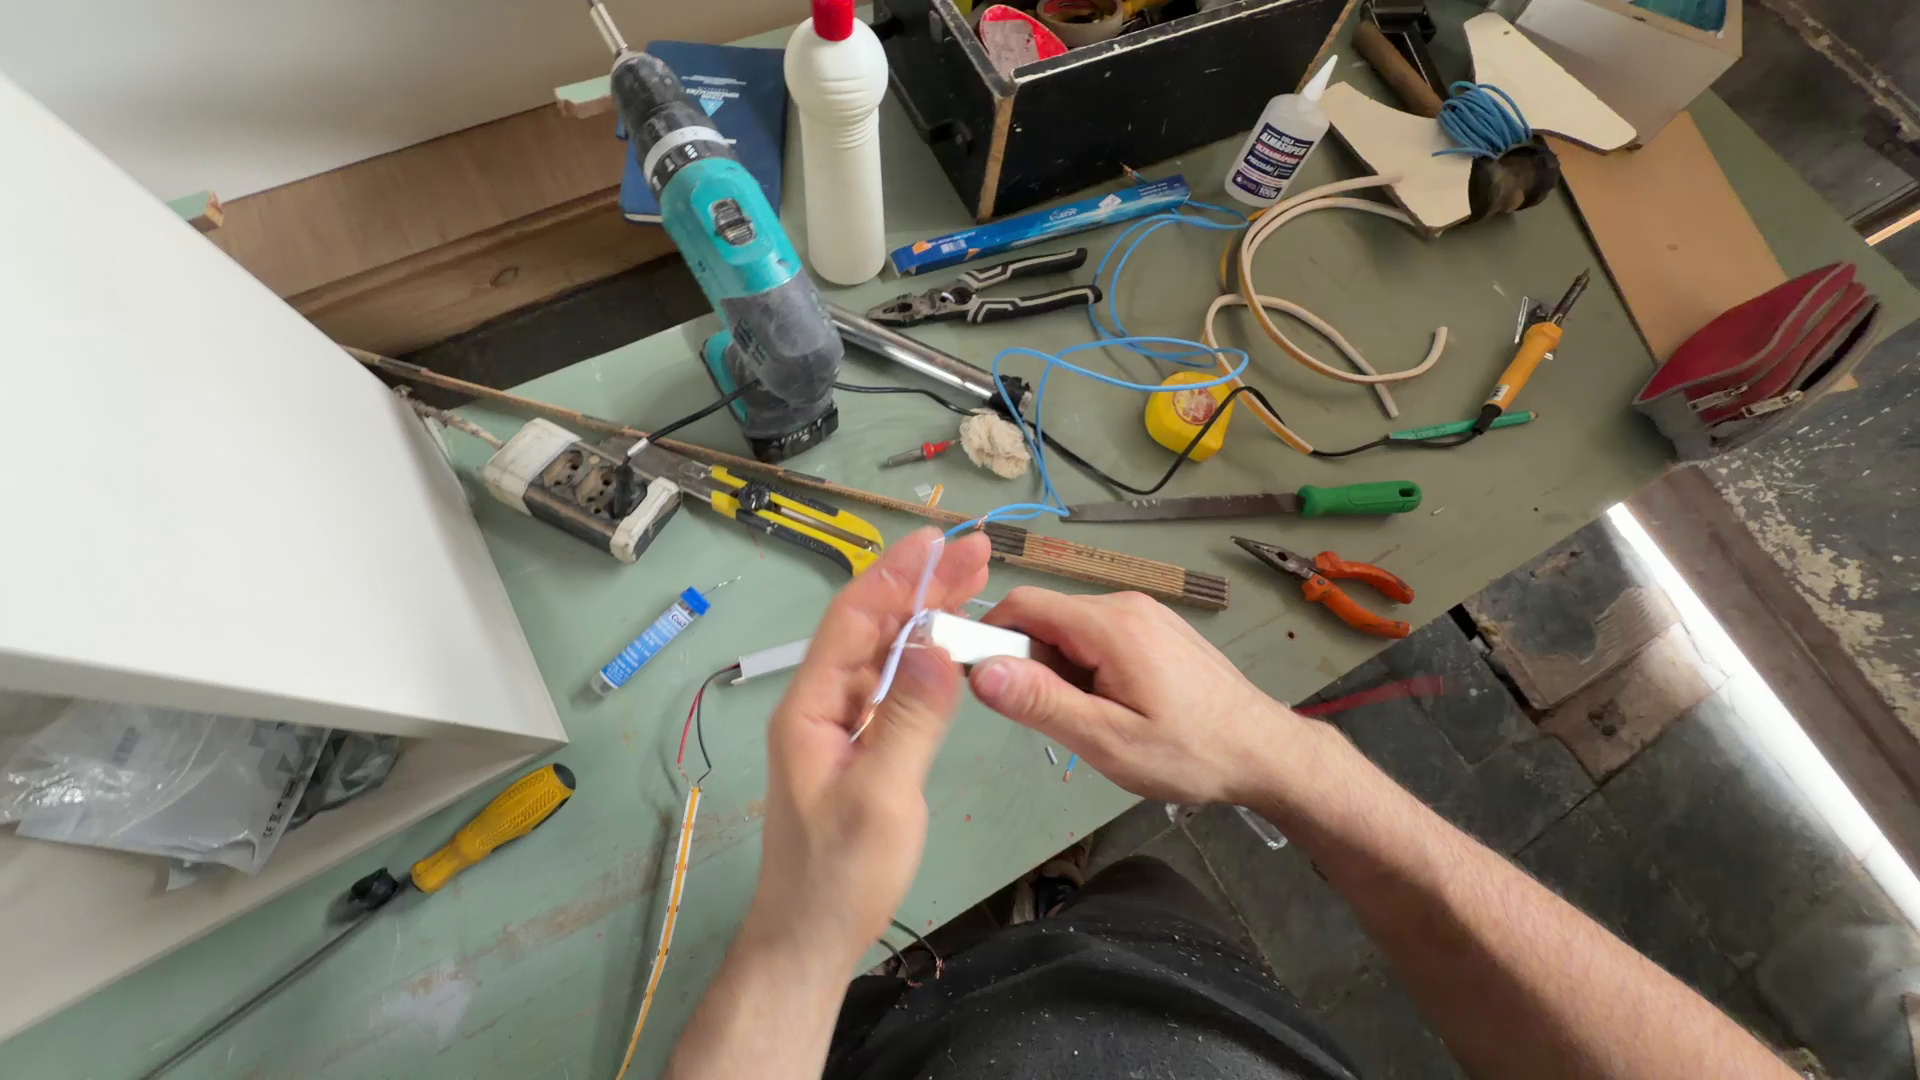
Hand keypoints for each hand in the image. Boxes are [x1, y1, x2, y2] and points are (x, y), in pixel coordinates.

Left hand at [746, 527, 991, 966]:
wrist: (810, 937)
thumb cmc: (840, 874)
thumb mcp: (881, 796)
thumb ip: (910, 719)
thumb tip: (942, 646)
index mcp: (810, 705)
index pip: (852, 620)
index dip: (893, 575)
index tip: (936, 541)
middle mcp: (821, 703)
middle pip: (872, 628)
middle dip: (920, 586)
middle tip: (973, 554)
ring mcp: (839, 724)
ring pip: (885, 654)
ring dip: (925, 617)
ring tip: (972, 584)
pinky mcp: (858, 744)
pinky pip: (892, 686)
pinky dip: (924, 659)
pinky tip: (949, 645)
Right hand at [969, 588, 1307, 804]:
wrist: (1267, 752)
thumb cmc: (1188, 753)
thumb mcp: (1108, 740)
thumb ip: (1042, 703)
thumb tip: (980, 669)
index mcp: (1109, 625)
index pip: (1022, 604)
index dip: (991, 637)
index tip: (986, 683)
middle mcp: (1125, 604)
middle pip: (1046, 616)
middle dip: (1029, 659)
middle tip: (1050, 715)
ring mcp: (1145, 612)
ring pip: (1071, 626)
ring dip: (1059, 665)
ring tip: (1088, 715)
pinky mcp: (1157, 627)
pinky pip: (1099, 633)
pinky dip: (1086, 663)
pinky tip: (1113, 703)